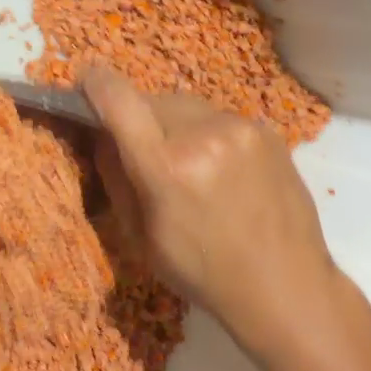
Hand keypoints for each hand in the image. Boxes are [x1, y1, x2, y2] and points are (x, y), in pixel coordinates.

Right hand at [81, 67, 344, 345]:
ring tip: (188, 167)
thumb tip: (99, 132)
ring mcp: (239, 129)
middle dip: (138, 118)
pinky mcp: (265, 130)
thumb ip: (115, 174)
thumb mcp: (138, 234)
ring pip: (184, 106)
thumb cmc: (201, 271)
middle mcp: (202, 136)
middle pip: (150, 100)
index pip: (118, 99)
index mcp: (165, 168)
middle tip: (144, 151)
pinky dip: (206, 134)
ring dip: (174, 125)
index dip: (94, 84)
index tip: (83, 83)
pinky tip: (220, 171)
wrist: (287, 287)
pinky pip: (216, 118)